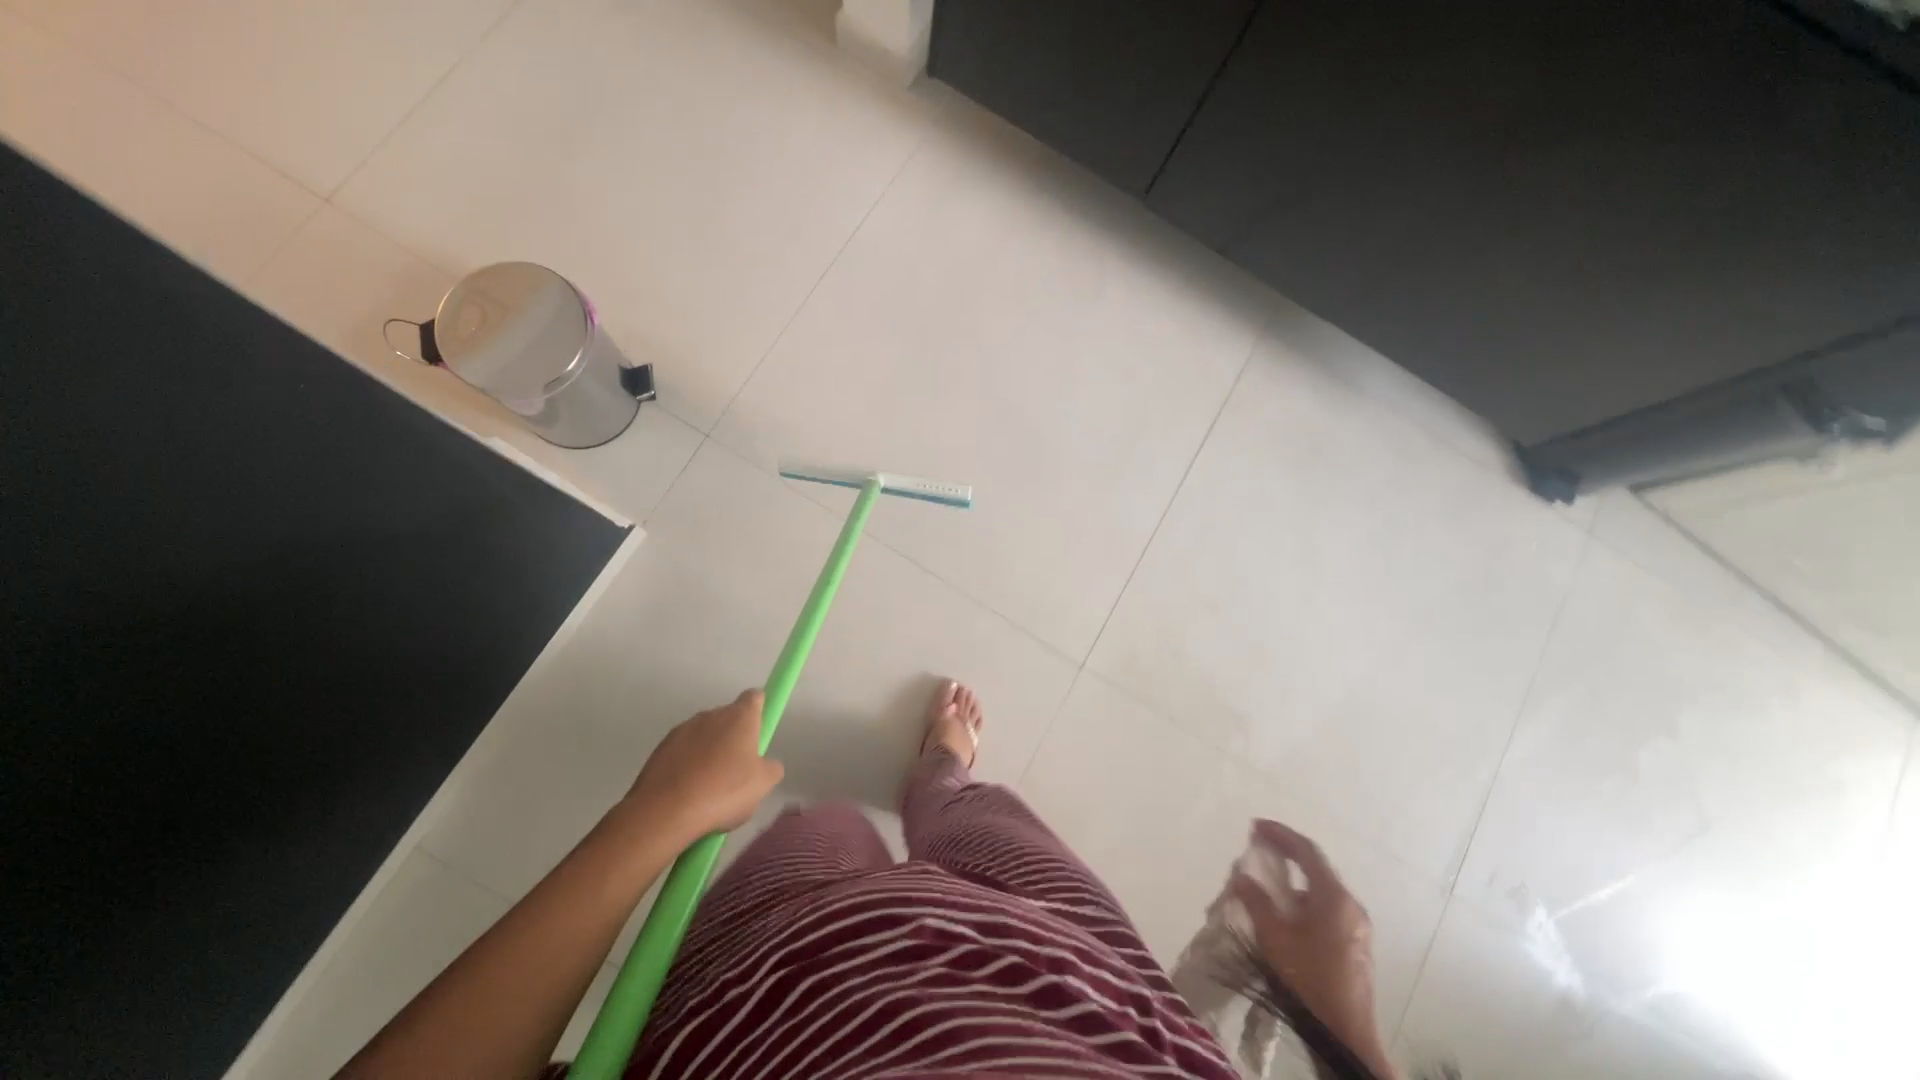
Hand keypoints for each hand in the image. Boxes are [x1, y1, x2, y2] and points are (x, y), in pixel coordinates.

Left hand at [624, 690, 784, 845]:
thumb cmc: (724, 791)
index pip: (754, 698)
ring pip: (704, 736)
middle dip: (734, 738)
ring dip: (709, 752)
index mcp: (739, 717)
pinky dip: (688, 765)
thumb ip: (771, 767)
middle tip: (739, 770)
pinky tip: (689, 792)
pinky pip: (682, 752)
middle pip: (728, 718)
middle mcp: (710, 715)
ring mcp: (682, 730)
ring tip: (710, 788)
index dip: (760, 710)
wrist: (665, 811)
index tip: (760, 732)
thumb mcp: (763, 784)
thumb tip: (766, 764)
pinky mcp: (660, 749)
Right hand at [1231, 820, 1392, 1074]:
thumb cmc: (1309, 980)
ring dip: (1295, 882)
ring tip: (1268, 887)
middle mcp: (1351, 906)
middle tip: (1259, 849)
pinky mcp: (1357, 945)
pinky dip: (1305, 902)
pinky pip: (1328, 910)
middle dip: (1287, 855)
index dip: (1280, 834)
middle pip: (1317, 869)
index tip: (1256, 825)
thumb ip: (1257, 903)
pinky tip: (1288, 918)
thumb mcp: (1275, 939)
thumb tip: (1242, 877)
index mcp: (1334, 898)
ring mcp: (1358, 926)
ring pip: (1322, 892)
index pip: (1306, 851)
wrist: (1346, 1033)